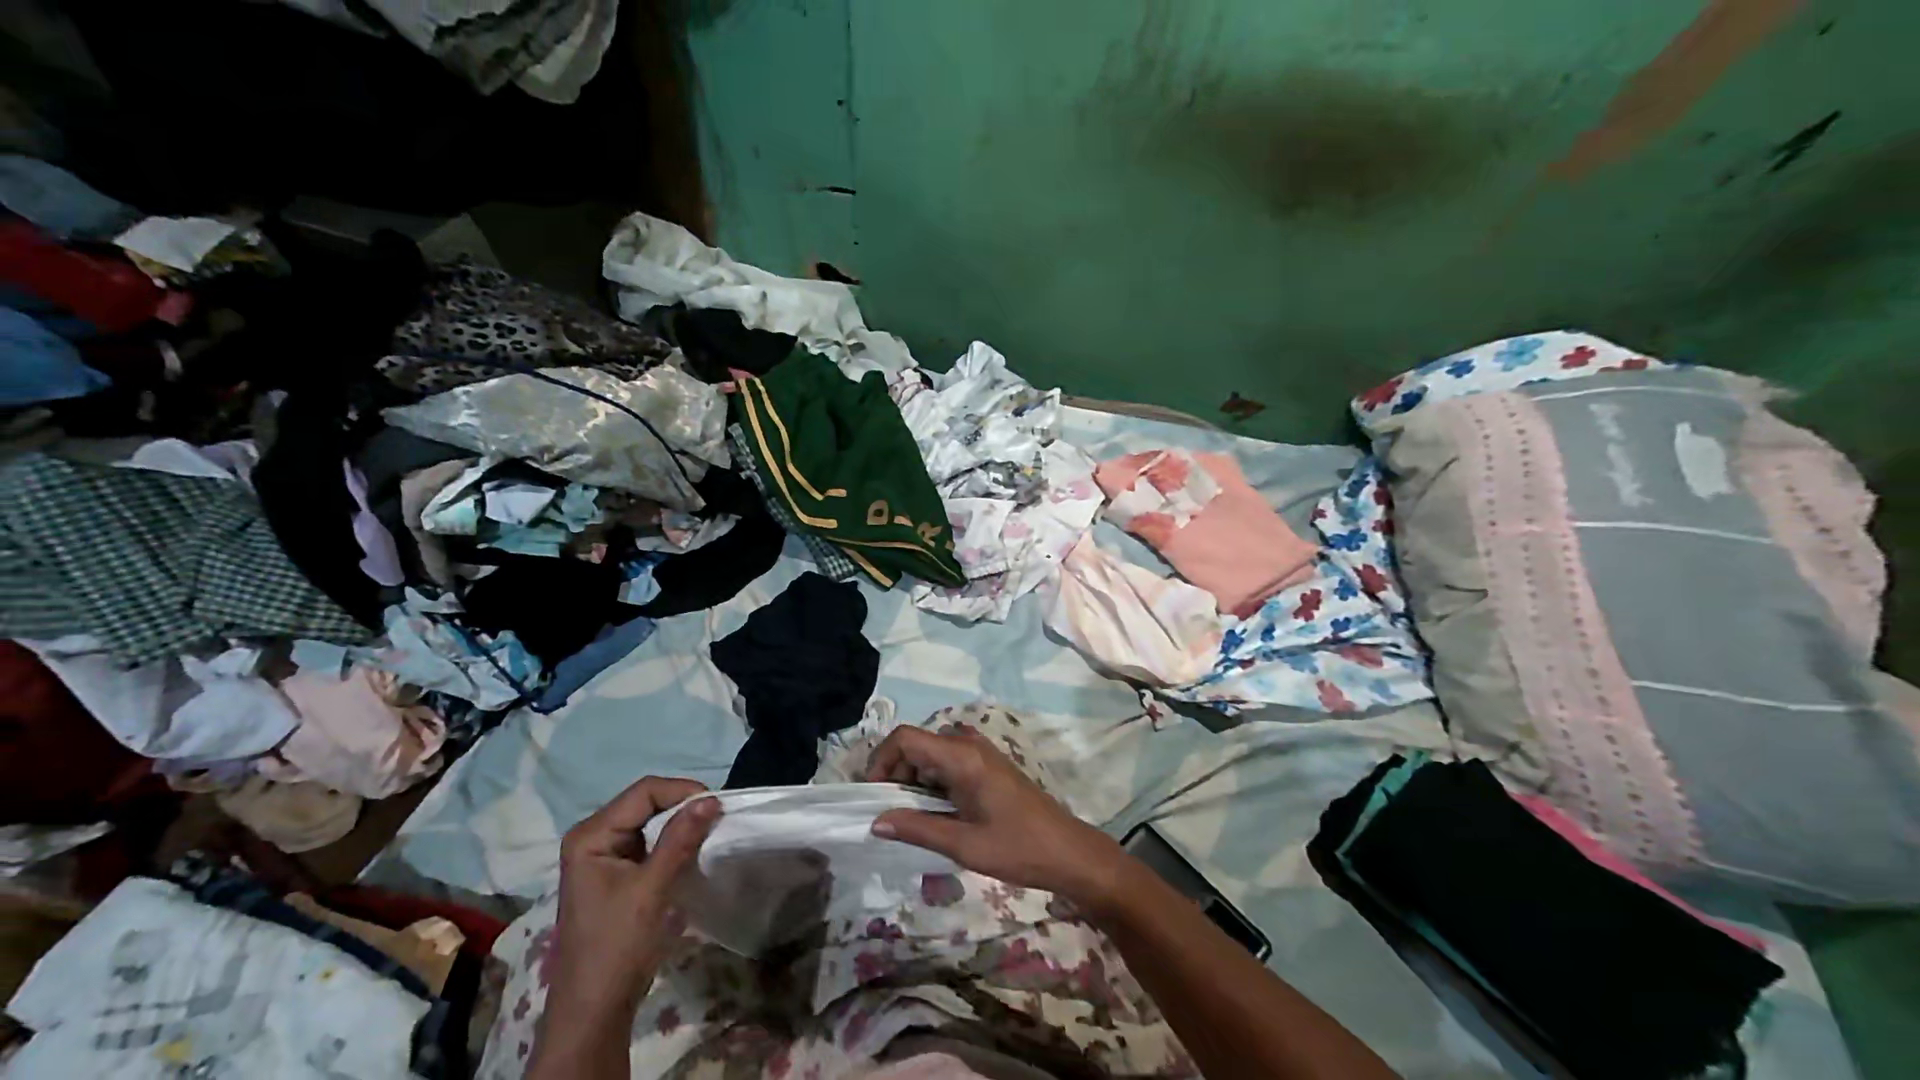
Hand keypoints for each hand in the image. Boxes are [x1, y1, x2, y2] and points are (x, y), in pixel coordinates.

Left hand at [546, 777, 720, 1020]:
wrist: (596, 1008)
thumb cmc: (617, 946)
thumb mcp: (652, 890)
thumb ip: (680, 840)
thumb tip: (711, 799)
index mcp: (590, 835)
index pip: (644, 792)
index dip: (682, 792)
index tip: (717, 806)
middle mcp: (593, 837)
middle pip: (646, 802)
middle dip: (682, 806)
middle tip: (717, 818)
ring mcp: (604, 855)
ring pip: (650, 821)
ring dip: (680, 824)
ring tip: (709, 832)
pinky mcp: (616, 872)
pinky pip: (649, 841)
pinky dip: (672, 841)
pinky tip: (691, 850)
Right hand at [866, 726, 1128, 909]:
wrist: (1067, 851)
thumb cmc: (1017, 848)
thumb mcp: (962, 844)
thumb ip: (917, 829)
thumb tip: (875, 821)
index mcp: (962, 756)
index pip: (905, 737)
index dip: (882, 761)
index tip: (875, 796)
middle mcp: (969, 744)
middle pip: (916, 743)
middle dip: (895, 772)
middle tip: (891, 812)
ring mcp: (981, 752)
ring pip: (931, 752)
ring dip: (913, 778)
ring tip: (911, 816)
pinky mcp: (988, 765)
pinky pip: (948, 760)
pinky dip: (932, 780)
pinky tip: (935, 811)